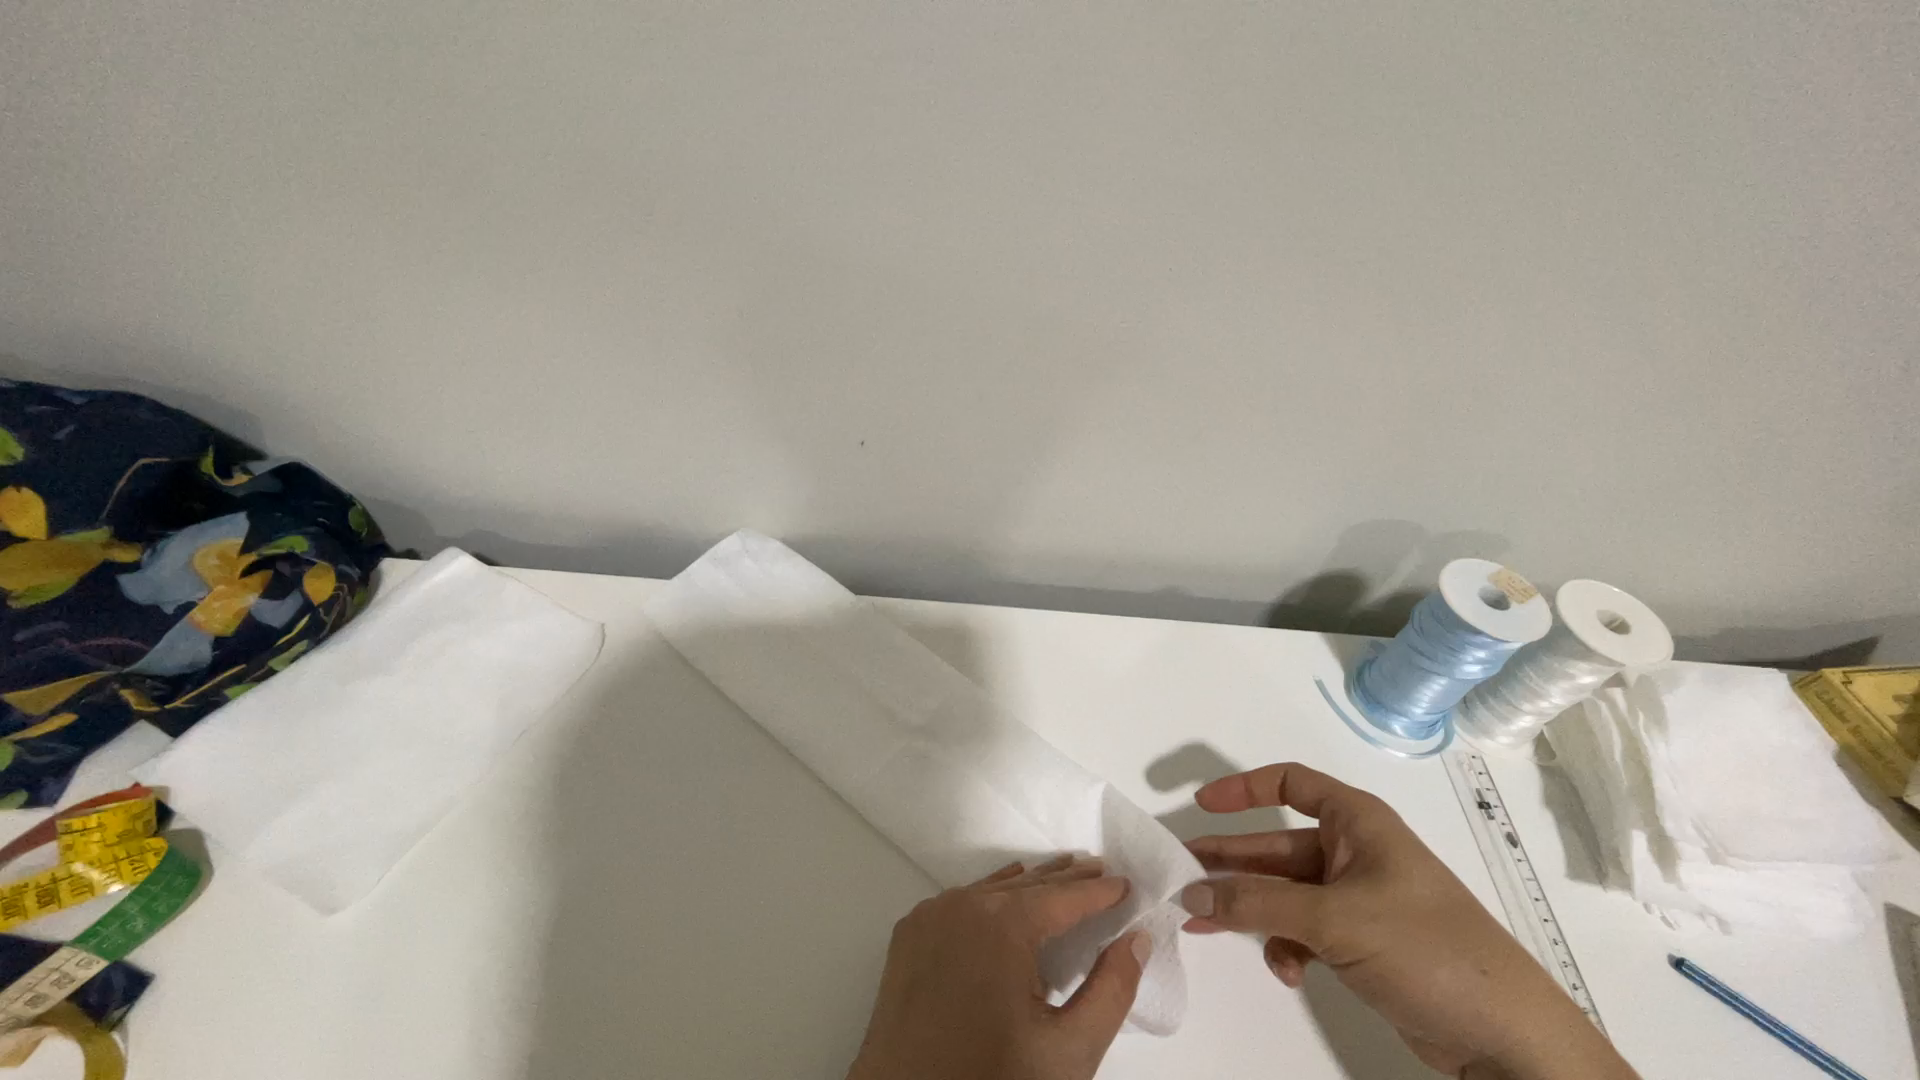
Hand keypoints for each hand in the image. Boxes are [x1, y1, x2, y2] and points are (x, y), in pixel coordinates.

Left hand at [846, 855, 1151, 1079]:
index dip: (1099, 891)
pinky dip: (991, 897)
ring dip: (1030, 886)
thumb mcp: (1068, 1050)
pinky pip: (960, 903)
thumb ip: (1112, 990)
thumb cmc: (992, 1078)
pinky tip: (1007, 899)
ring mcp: (930, 917)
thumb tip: (1137, 940)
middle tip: (1100, 869)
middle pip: (1028, 887)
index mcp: (1003, 924)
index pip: (1064, 897)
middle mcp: (963, 906)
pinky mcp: (908, 935)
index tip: (1127, 884)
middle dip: (1067, 881)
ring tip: (1063, 876)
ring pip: (992, 890)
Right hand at [1180, 763, 1638, 1079]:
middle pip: (1276, 846)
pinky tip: (1285, 971)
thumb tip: (1190, 895)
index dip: (1243, 788)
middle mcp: (1355, 853)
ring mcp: (1358, 900)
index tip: (1201, 805)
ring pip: (1284, 893)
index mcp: (1357, 823)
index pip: (1291, 784)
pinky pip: (1303, 931)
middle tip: (1180, 876)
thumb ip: (1257, 903)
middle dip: (1230, 863)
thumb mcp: (1333, 918)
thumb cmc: (1424, 947)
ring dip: (1250, 910)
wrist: (1506, 1036)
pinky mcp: (1361, 944)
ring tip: (1205, 928)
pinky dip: (1285, 946)